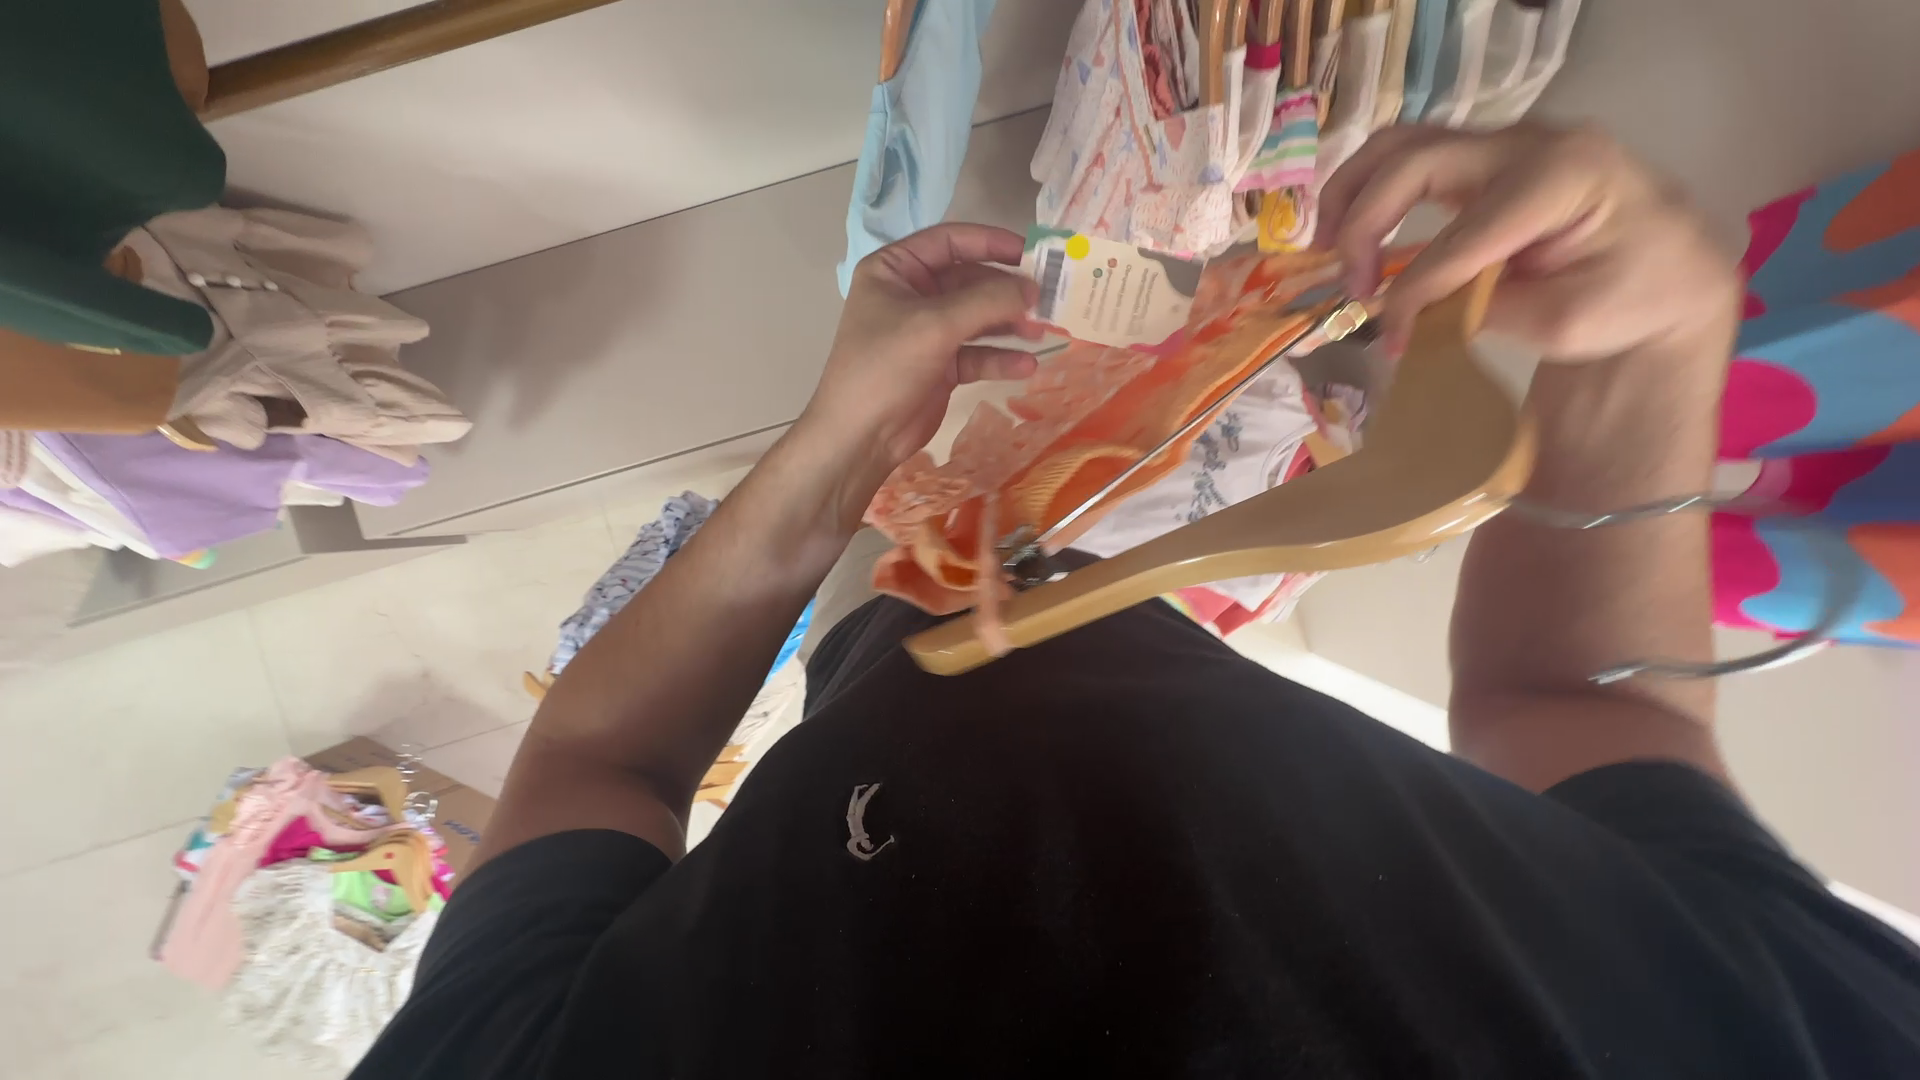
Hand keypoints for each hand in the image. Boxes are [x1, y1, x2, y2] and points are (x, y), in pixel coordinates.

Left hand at [796, 224, 1043, 478]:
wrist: (860, 436)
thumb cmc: (885, 367)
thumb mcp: (935, 325)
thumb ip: (987, 301)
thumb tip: (1033, 289)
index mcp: (895, 270)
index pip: (950, 241)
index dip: (992, 242)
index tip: (1032, 251)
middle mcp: (912, 295)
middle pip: (970, 281)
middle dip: (1007, 291)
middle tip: (1048, 297)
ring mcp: (927, 333)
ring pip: (978, 319)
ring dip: (1010, 325)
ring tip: (1042, 331)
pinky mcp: (941, 367)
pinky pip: (977, 354)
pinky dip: (1001, 359)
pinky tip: (1026, 366)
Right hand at [1315, 123, 1742, 361]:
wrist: (1667, 275)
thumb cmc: (1626, 301)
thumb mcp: (1559, 321)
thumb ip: (1476, 309)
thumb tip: (1401, 315)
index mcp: (1565, 177)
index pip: (1459, 238)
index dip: (1412, 294)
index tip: (1391, 342)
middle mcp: (1531, 143)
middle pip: (1412, 162)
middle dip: (1362, 226)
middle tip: (1352, 286)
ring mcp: (1504, 145)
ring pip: (1398, 146)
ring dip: (1350, 196)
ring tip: (1328, 250)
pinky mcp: (1482, 161)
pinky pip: (1406, 159)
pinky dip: (1366, 192)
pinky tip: (1349, 233)